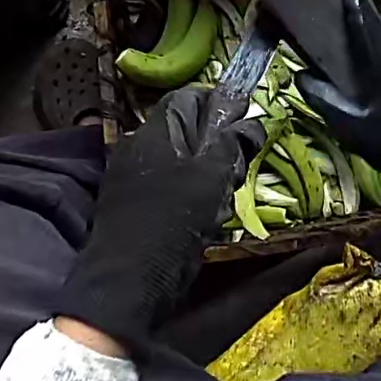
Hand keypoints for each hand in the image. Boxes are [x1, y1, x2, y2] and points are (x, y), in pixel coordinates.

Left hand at [55, 86, 263, 356]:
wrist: (127, 283)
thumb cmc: (172, 221)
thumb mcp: (213, 177)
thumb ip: (233, 143)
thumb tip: (253, 121)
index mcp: (155, 132)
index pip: (187, 97)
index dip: (218, 101)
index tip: (244, 118)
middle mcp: (138, 148)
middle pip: (186, 130)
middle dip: (217, 144)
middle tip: (238, 166)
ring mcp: (131, 177)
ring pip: (182, 160)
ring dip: (208, 173)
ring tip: (223, 198)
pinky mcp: (131, 205)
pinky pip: (170, 185)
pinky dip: (192, 194)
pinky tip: (206, 218)